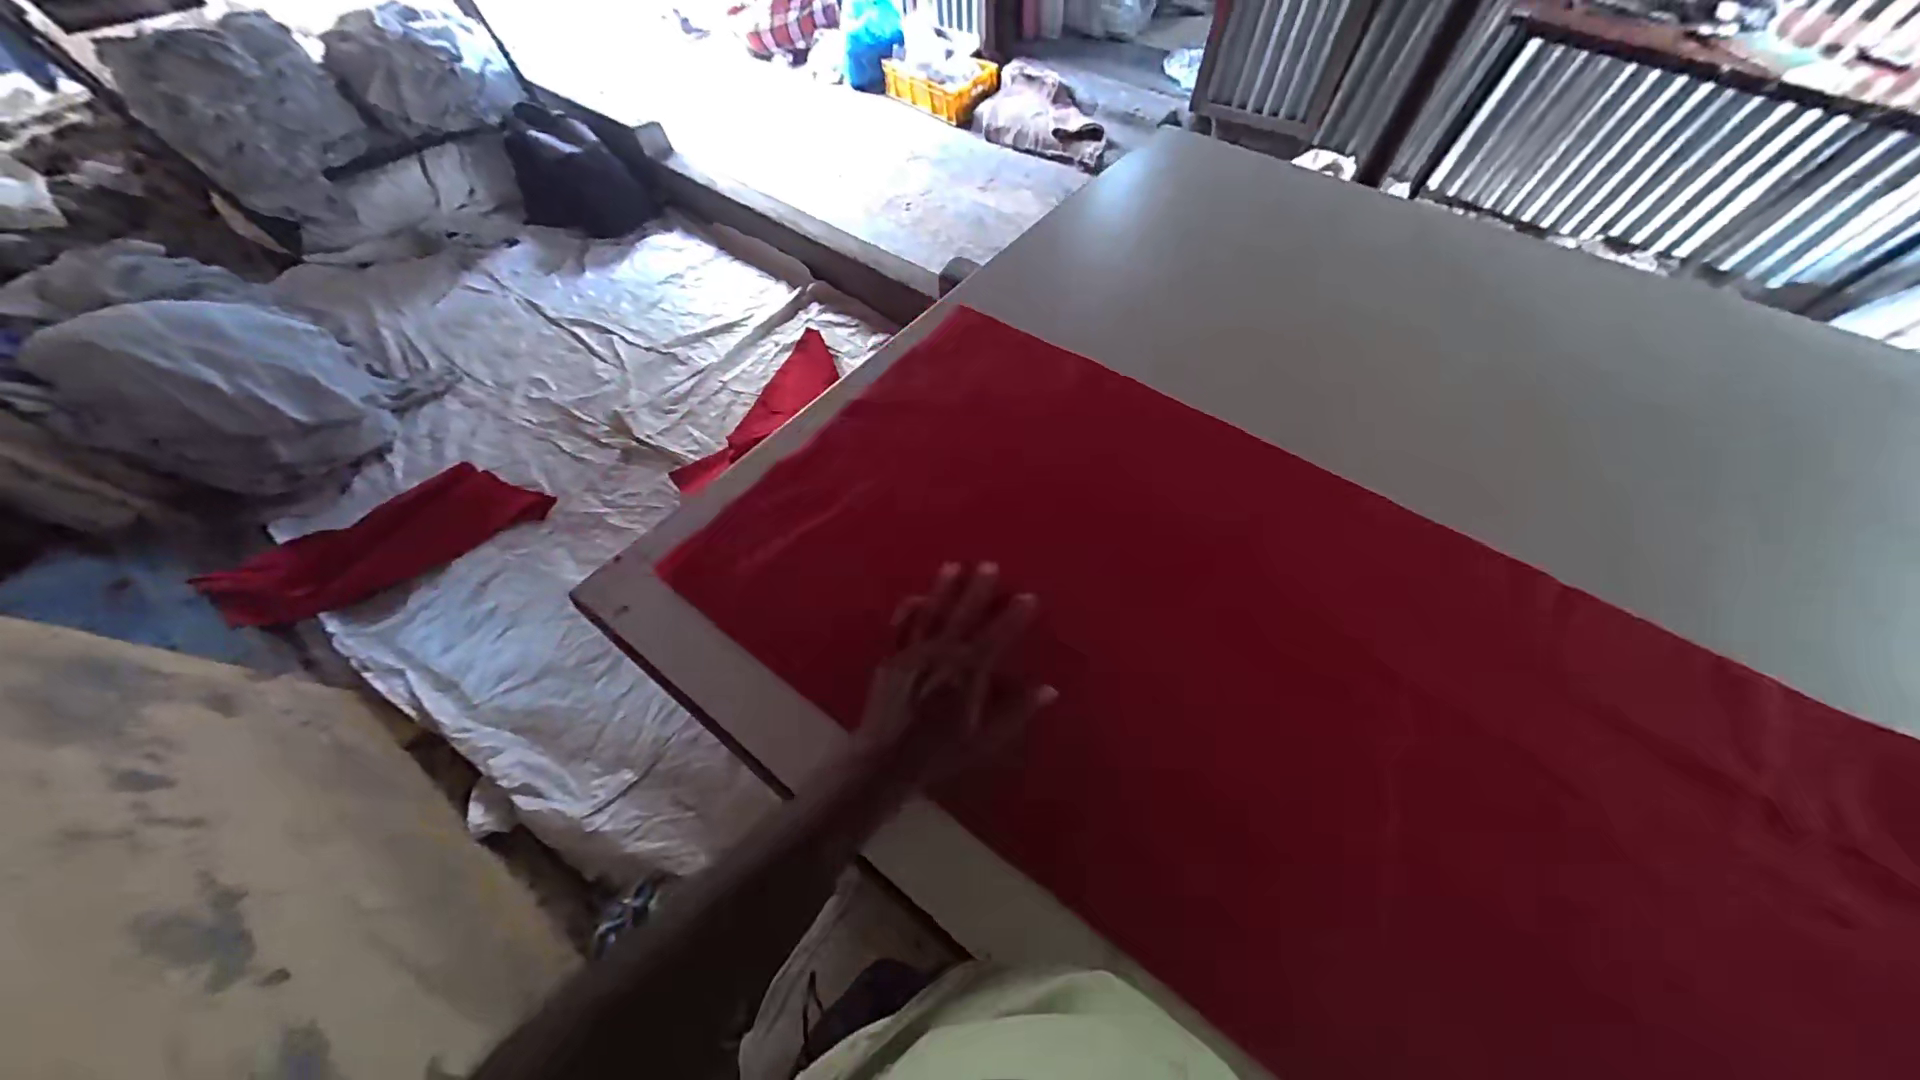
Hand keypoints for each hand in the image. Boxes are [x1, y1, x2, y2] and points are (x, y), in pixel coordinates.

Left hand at [853, 562, 1056, 788]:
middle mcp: (940, 656)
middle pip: (963, 617)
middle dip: (978, 590)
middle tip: (990, 565)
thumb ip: (1016, 712)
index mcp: (967, 675)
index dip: (1014, 616)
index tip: (1029, 596)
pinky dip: (909, 611)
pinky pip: (901, 628)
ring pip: (931, 615)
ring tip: (953, 566)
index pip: (997, 638)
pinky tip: (916, 596)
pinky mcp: (891, 659)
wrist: (884, 761)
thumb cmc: (939, 753)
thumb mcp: (984, 741)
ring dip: (943, 590)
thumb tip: (1049, 689)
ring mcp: (912, 654)